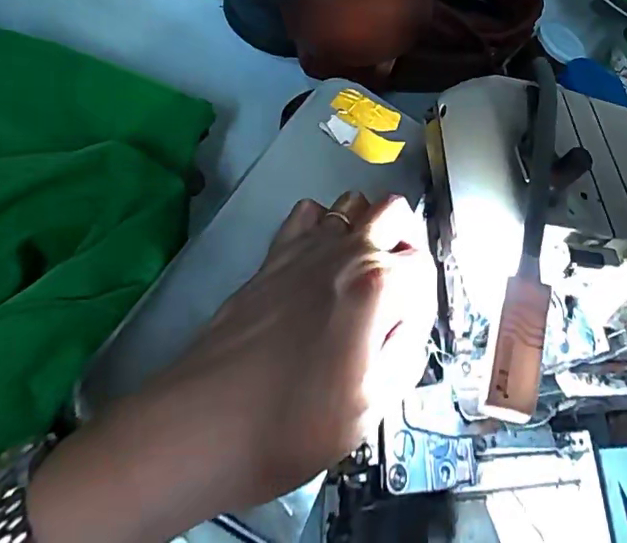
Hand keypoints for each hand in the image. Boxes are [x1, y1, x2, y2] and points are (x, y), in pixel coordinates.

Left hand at [26, 191, 436, 542]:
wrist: (202, 425)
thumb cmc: (293, 424)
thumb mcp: (373, 407)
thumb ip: (405, 350)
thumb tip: (406, 319)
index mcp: (379, 286)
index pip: (424, 264)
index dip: (423, 295)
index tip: (405, 327)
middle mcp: (348, 252)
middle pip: (395, 211)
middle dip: (403, 240)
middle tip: (392, 287)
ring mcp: (307, 246)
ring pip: (353, 201)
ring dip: (364, 226)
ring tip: (356, 270)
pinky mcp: (274, 253)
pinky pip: (307, 211)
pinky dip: (320, 223)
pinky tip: (316, 259)